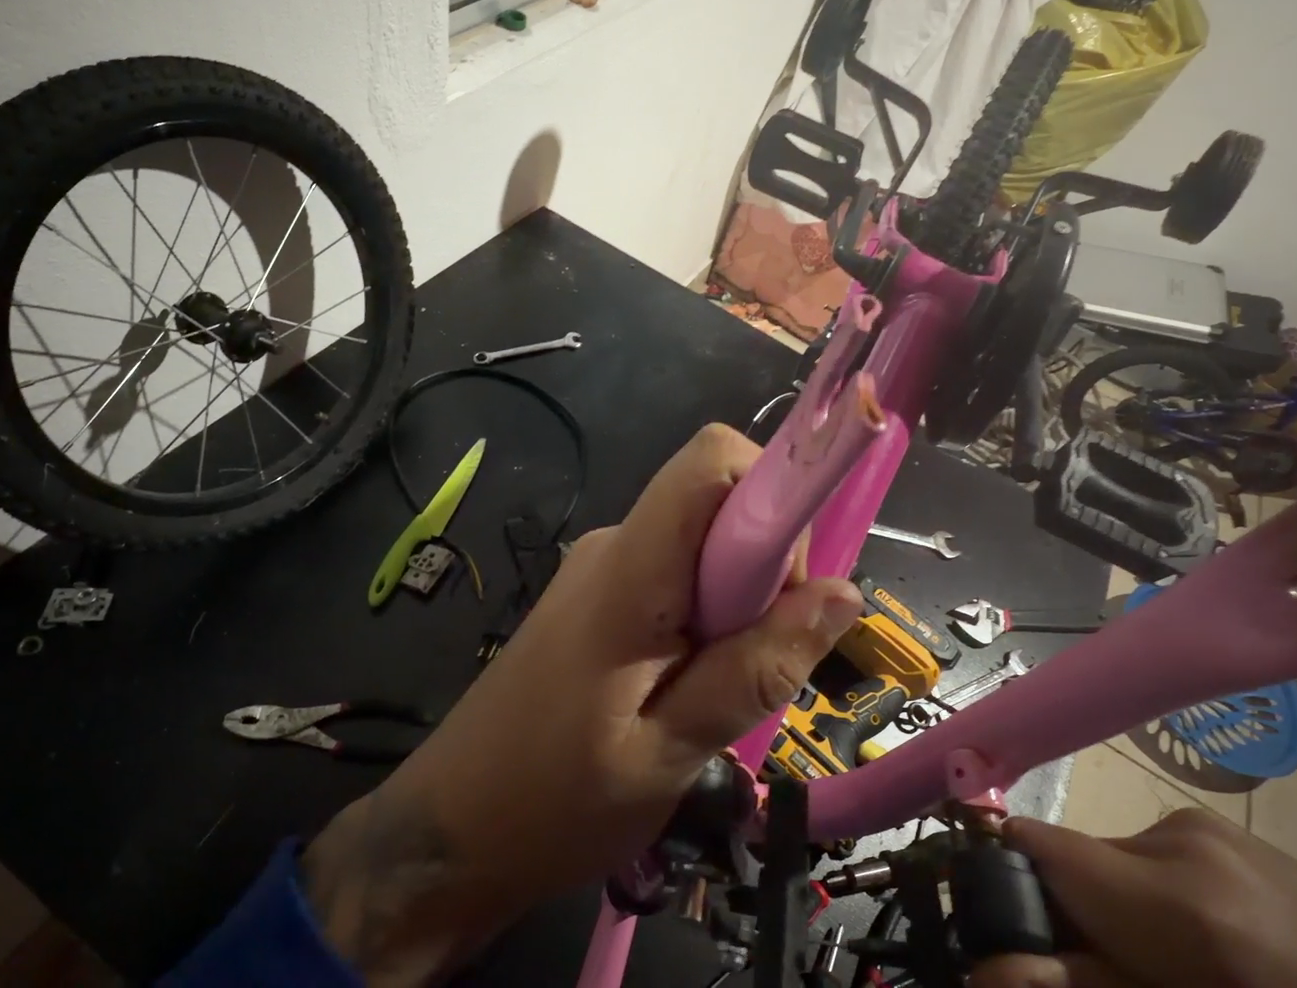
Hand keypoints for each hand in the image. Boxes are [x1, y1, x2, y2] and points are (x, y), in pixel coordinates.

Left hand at [302, 424, 863, 986]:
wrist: (452, 834)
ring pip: (706, 552)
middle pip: (721, 508)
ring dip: (738, 612)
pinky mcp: (598, 599)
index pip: (713, 461)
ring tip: (711, 703)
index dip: (775, 500)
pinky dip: (706, 624)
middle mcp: (614, 546)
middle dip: (768, 577)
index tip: (790, 594)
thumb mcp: (670, 753)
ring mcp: (601, 570)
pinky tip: (683, 696)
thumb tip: (844, 592)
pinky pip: (678, 580)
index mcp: (629, 570)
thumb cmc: (554, 805)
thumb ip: (755, 669)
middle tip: (754, 677)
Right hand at [969, 809, 1296, 987]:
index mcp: (1160, 891)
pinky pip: (1162, 856)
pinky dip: (1156, 895)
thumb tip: (980, 970)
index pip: (1028, 839)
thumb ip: (1072, 984)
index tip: (1000, 921)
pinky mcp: (1239, 836)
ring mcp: (1214, 831)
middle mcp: (1178, 838)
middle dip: (1068, 906)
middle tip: (1098, 966)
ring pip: (1117, 858)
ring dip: (1114, 903)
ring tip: (1165, 961)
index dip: (997, 872)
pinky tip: (1202, 943)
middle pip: (1073, 855)